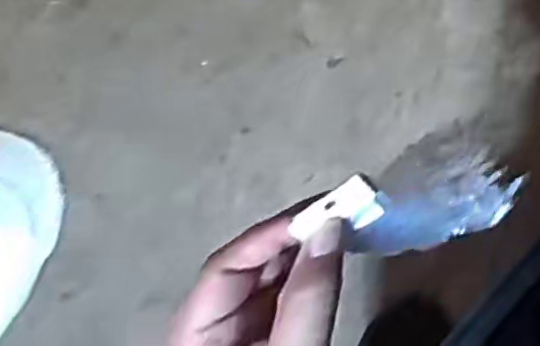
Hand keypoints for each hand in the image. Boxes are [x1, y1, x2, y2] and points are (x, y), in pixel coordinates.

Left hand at [168, 208, 342, 345]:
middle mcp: (207, 328)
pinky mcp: (264, 334)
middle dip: (296, 232)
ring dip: (309, 243)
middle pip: (249, 264)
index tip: (326, 208)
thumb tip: (332, 223)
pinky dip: (314, 264)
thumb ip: (308, 297)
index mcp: (190, 338)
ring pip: (270, 273)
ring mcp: (237, 332)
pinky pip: (286, 289)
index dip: (273, 232)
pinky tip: (338, 248)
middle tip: (345, 206)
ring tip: (348, 220)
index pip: (223, 267)